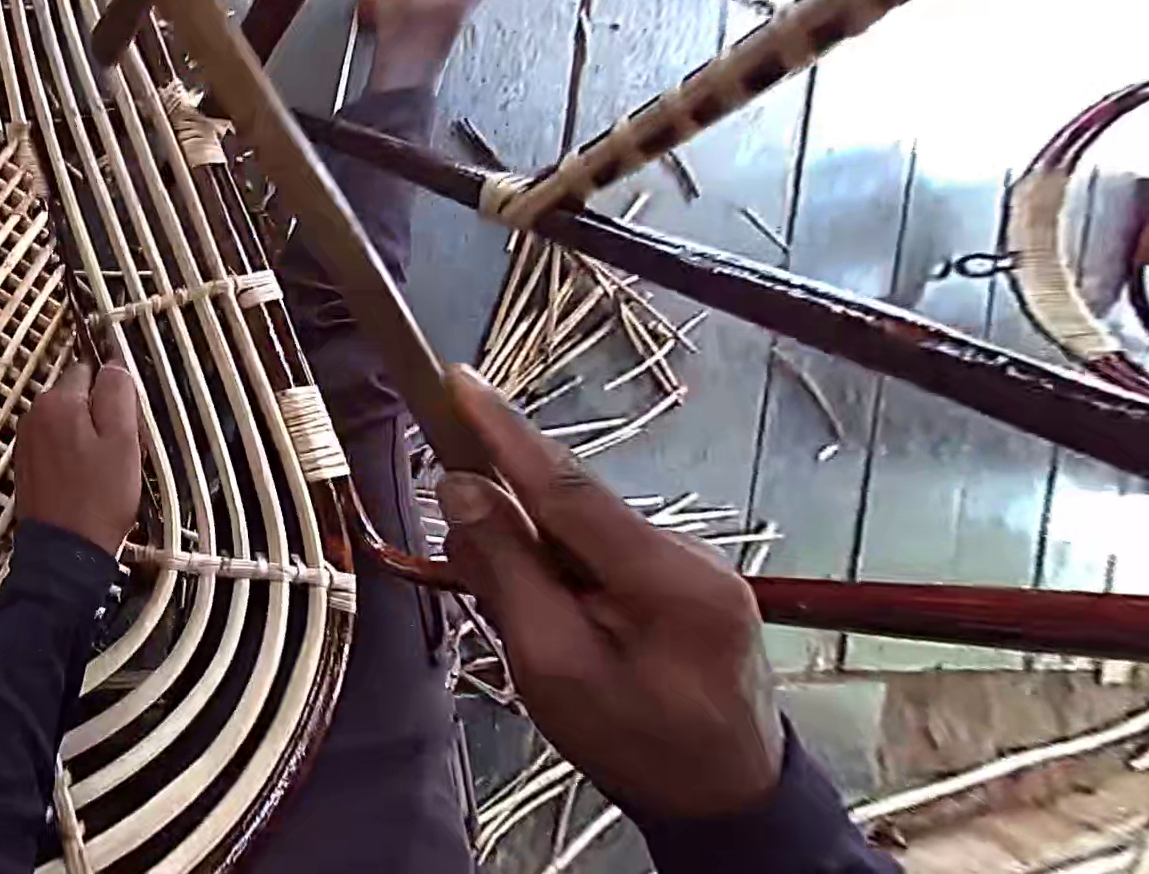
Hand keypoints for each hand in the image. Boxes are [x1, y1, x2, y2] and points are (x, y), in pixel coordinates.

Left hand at [14, 359, 142, 556]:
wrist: (65, 554)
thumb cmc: (99, 497)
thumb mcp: (123, 439)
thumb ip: (118, 393)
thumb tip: (114, 364)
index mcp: (57, 401)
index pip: (92, 369)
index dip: (116, 392)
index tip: (129, 421)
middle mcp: (34, 414)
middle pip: (80, 395)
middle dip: (102, 413)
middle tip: (123, 448)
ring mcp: (27, 440)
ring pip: (70, 420)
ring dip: (90, 434)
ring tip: (107, 468)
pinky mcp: (27, 464)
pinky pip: (58, 443)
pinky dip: (75, 453)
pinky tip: (89, 478)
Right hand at [438, 365, 782, 820]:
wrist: (720, 800)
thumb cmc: (632, 742)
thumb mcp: (551, 664)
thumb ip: (505, 568)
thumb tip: (459, 485)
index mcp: (668, 580)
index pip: (566, 485)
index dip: (504, 430)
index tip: (459, 379)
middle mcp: (682, 551)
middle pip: (563, 498)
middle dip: (500, 507)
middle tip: (469, 555)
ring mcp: (679, 556)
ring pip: (566, 518)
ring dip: (518, 545)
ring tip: (512, 609)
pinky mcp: (666, 566)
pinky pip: (580, 539)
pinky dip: (540, 558)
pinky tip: (536, 604)